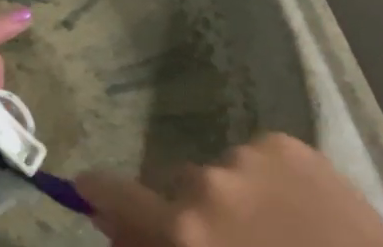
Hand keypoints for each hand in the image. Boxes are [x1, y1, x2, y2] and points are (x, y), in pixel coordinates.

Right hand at [77, 133, 382, 246]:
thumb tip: (115, 228)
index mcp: (186, 229)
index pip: (116, 195)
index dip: (99, 193)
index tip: (86, 188)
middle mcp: (208, 182)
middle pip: (174, 188)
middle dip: (184, 213)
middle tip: (218, 243)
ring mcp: (250, 157)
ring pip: (218, 174)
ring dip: (229, 199)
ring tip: (271, 233)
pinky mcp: (289, 145)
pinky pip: (256, 160)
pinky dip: (264, 183)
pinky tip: (296, 214)